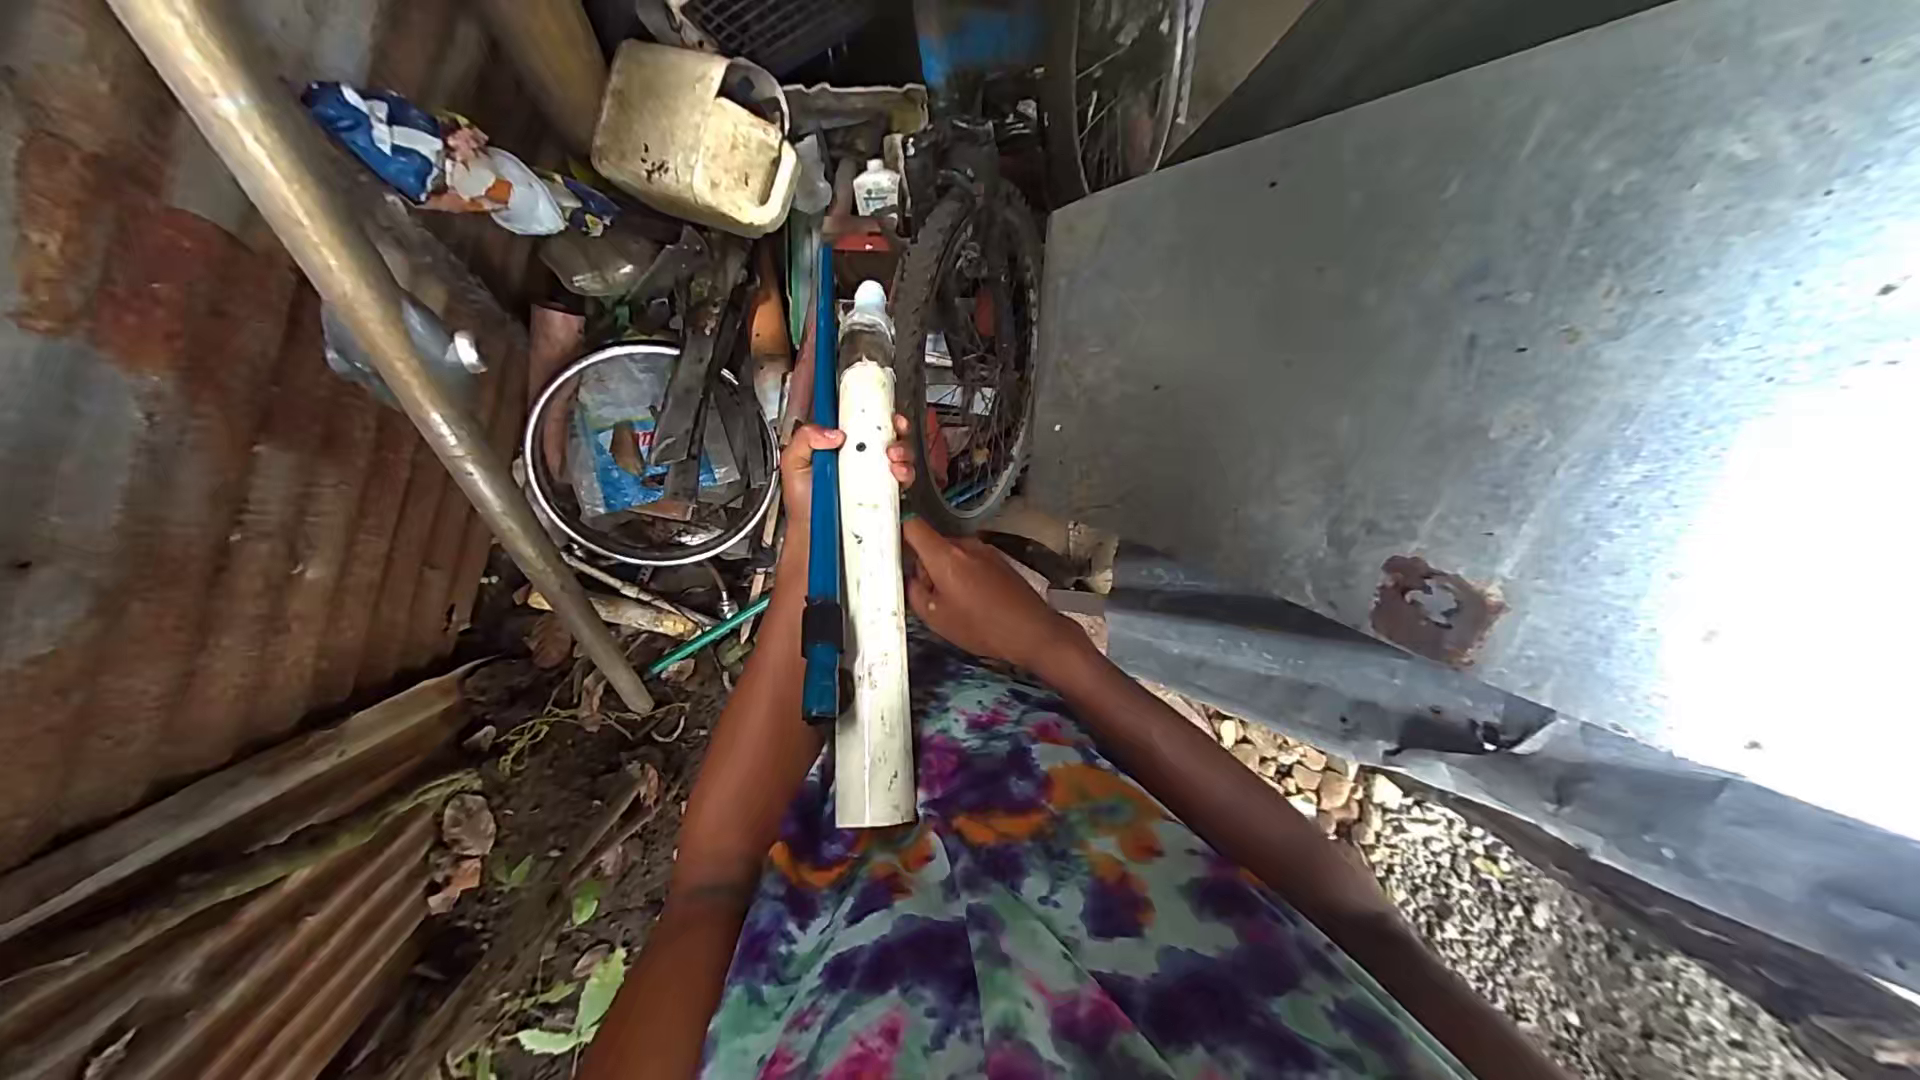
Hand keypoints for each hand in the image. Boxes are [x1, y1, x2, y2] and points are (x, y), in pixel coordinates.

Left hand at [780, 418, 913, 532]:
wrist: (814, 535)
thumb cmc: (803, 501)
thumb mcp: (793, 462)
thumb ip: (805, 438)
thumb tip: (835, 433)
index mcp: (841, 444)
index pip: (864, 421)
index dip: (878, 414)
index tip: (885, 413)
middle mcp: (862, 457)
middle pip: (889, 434)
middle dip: (898, 431)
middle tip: (891, 439)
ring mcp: (876, 475)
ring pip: (901, 454)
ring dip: (903, 452)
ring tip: (893, 458)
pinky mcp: (886, 494)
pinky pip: (904, 479)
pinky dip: (906, 473)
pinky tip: (898, 475)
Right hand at [901, 518, 1085, 671]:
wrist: (1032, 630)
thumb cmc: (981, 626)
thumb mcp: (935, 617)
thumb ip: (913, 590)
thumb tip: (908, 576)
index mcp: (945, 554)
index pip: (913, 525)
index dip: (897, 528)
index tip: (887, 540)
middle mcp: (965, 544)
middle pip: (932, 543)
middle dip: (925, 565)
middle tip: (930, 595)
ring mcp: (984, 549)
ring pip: (951, 553)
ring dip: (945, 571)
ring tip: (956, 603)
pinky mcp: (998, 558)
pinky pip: (969, 559)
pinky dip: (964, 573)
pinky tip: (974, 599)